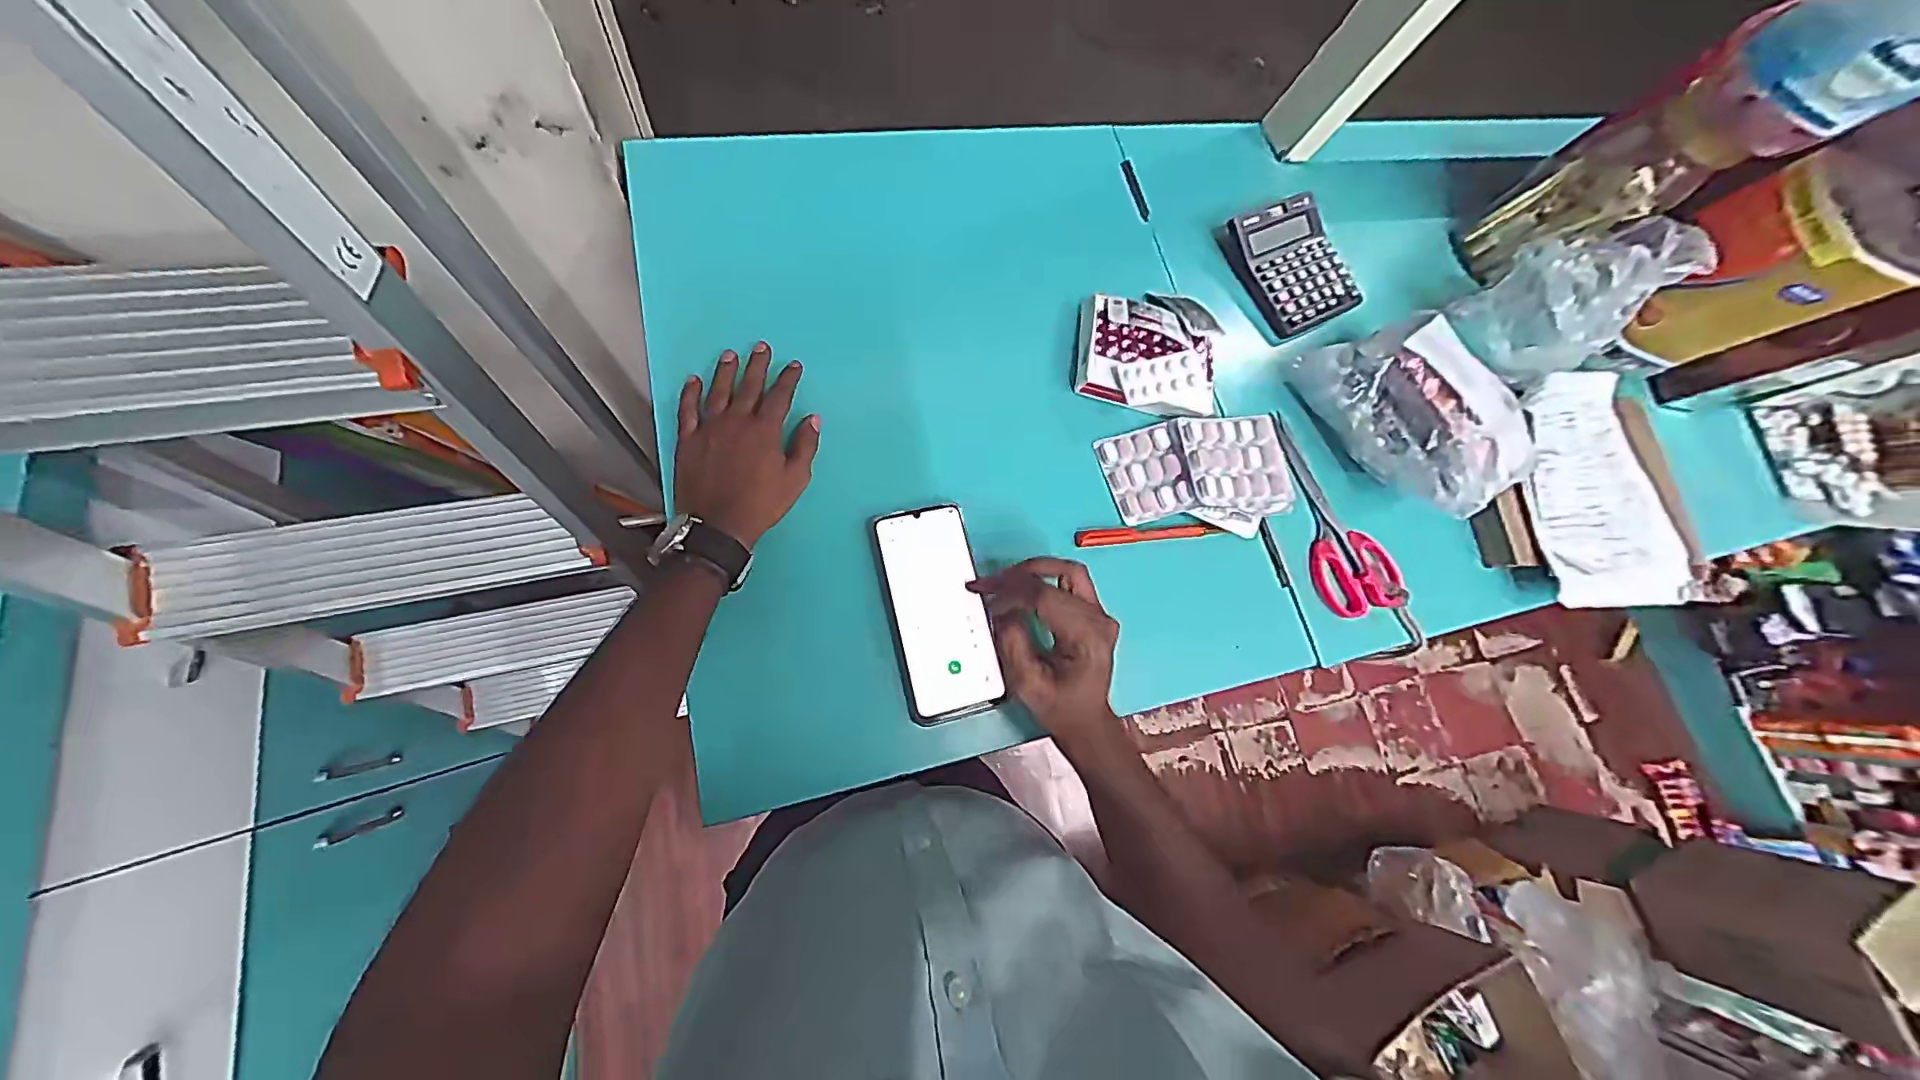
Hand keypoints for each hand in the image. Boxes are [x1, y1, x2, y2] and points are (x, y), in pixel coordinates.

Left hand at [674, 343, 820, 549]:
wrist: (719, 525)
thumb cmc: (759, 505)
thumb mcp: (795, 479)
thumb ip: (804, 446)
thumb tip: (811, 422)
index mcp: (764, 431)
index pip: (779, 396)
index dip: (788, 379)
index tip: (792, 368)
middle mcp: (737, 422)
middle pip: (749, 385)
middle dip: (758, 365)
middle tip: (761, 349)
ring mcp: (709, 429)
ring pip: (718, 390)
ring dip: (726, 371)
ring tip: (730, 356)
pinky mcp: (688, 440)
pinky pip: (688, 409)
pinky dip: (690, 393)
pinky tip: (693, 381)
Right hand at [968, 557, 1120, 743]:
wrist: (1085, 721)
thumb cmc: (1062, 708)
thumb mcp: (1028, 683)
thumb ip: (1013, 644)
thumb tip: (1002, 612)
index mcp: (1087, 636)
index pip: (1046, 596)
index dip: (1011, 592)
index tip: (987, 596)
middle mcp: (1099, 620)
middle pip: (1060, 575)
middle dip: (1019, 575)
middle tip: (991, 582)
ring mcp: (1099, 614)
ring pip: (1067, 571)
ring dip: (1034, 570)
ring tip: (1005, 580)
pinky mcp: (1092, 614)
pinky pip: (1068, 582)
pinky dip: (1042, 579)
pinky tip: (1022, 587)